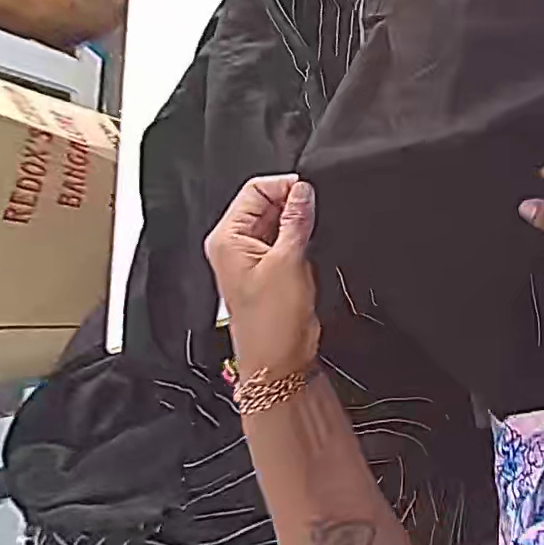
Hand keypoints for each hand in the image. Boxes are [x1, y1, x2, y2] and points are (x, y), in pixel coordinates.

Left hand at [205, 175, 320, 377]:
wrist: (280, 358)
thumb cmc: (271, 321)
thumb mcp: (288, 261)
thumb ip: (297, 220)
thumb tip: (304, 191)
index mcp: (227, 239)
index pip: (254, 190)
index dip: (284, 186)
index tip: (310, 191)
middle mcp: (236, 245)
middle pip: (266, 203)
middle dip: (293, 203)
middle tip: (315, 213)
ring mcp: (254, 256)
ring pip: (279, 220)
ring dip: (299, 221)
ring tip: (313, 234)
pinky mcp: (272, 267)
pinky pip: (287, 238)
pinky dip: (302, 236)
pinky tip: (312, 246)